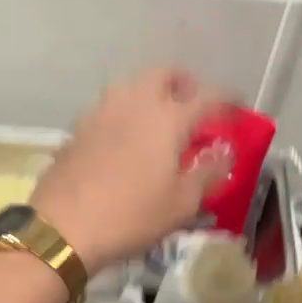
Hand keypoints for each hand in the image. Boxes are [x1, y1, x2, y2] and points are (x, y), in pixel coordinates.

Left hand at [32, 68, 233, 274]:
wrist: (62, 227)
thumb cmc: (131, 216)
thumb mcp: (182, 203)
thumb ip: (208, 173)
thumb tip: (224, 154)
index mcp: (167, 118)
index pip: (208, 97)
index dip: (228, 101)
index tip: (238, 111)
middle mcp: (133, 103)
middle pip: (163, 74)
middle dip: (183, 84)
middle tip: (192, 105)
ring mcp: (100, 113)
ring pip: (130, 87)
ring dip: (148, 96)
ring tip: (157, 123)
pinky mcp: (77, 130)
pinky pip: (107, 111)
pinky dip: (123, 117)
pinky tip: (124, 142)